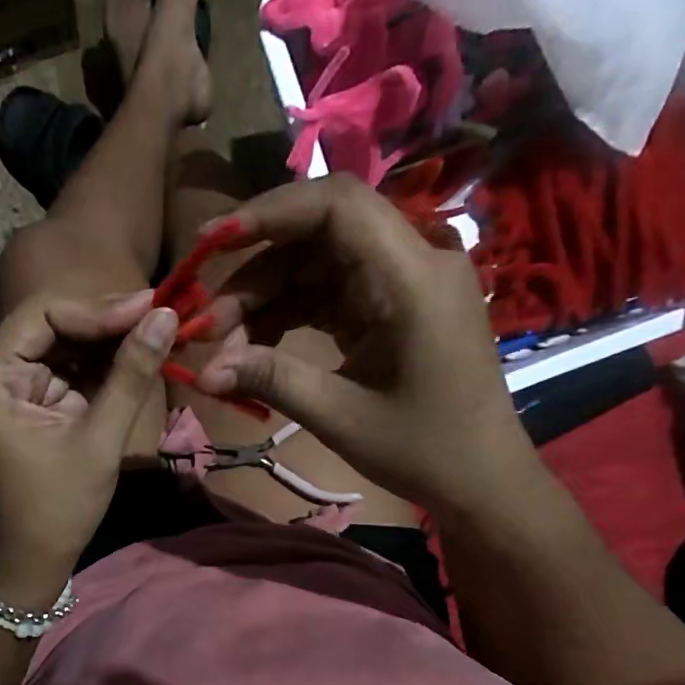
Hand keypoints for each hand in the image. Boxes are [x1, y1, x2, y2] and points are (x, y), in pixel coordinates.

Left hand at [0, 292, 177, 602]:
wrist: (38, 557)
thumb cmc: (61, 505)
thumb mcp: (99, 438)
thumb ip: (131, 376)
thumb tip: (166, 317)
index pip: (42, 316)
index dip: (97, 308)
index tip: (148, 305)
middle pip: (54, 324)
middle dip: (108, 321)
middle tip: (161, 315)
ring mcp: (18, 387)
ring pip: (68, 343)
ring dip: (112, 340)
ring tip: (159, 332)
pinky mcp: (39, 402)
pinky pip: (74, 369)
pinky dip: (107, 364)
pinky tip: (140, 356)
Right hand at [195, 176, 534, 513]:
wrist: (481, 479)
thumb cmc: (424, 450)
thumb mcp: (341, 416)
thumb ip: (271, 380)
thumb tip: (203, 372)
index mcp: (412, 277)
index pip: (337, 206)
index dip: (269, 213)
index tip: (211, 243)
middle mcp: (413, 262)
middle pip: (318, 236)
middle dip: (256, 275)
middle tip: (208, 325)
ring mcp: (403, 282)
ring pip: (317, 265)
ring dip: (267, 299)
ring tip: (225, 346)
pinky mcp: (393, 305)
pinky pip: (331, 292)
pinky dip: (291, 315)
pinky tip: (257, 347)